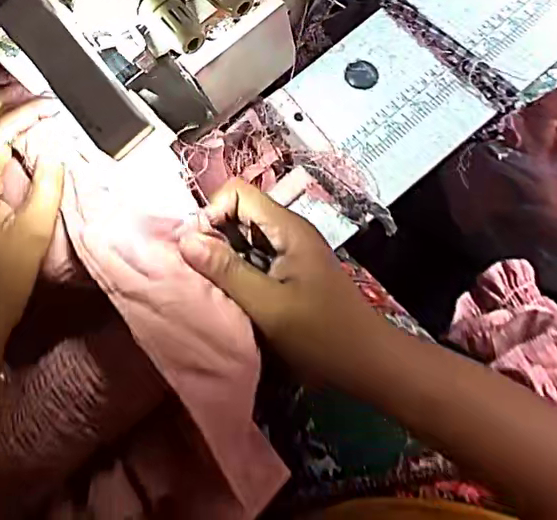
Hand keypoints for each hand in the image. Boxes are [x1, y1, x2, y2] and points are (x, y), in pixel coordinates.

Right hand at [179, 178, 396, 389]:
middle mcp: (287, 229)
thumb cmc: (322, 335)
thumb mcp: (269, 307)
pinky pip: (255, 255)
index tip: (201, 251)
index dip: (213, 213)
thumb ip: (227, 271)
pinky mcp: (291, 268)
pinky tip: (236, 297)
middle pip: (239, 211)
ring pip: (244, 235)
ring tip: (217, 288)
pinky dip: (239, 270)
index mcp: (286, 227)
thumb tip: (186, 238)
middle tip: (205, 275)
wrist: (371, 364)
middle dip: (215, 236)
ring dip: (225, 256)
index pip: (237, 192)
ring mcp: (290, 249)